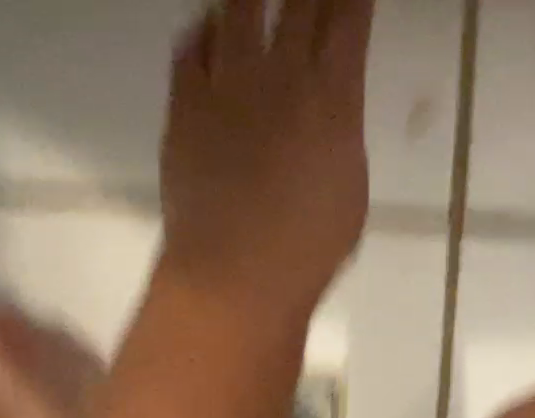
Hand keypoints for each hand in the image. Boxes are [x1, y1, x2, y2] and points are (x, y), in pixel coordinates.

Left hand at [159, 0, 374, 316]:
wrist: (237, 273)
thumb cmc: (309, 248)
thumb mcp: (349, 189)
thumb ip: (340, 136)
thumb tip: (328, 115)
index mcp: (332, 100)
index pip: (347, 22)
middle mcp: (280, 76)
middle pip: (298, 3)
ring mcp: (226, 85)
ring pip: (237, 8)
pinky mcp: (184, 103)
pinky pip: (191, 46)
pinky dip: (204, 30)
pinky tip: (209, 27)